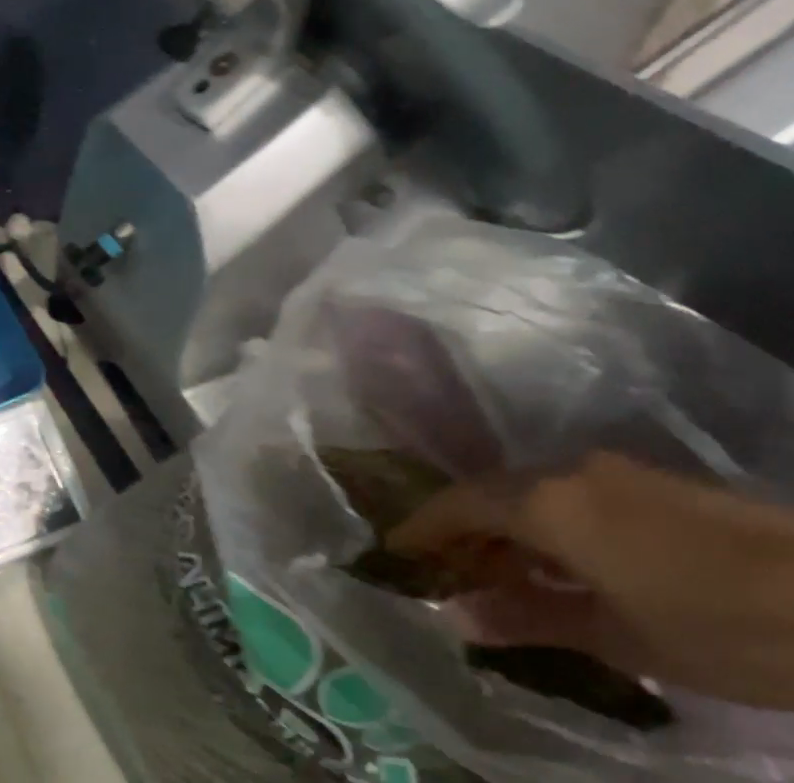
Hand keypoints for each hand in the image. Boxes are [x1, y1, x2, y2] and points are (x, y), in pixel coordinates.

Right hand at [388, 452, 793, 709]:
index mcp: (545, 503)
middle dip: (464, 531)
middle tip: (449, 573)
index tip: (394, 553)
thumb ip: (529, 619)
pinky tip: (562, 564)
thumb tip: (458, 615)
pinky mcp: (654, 484)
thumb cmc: (717, 625)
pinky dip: (548, 525)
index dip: (421, 529)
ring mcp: (615, 473)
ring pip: (533, 493)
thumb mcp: (620, 638)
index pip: (456, 505)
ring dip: (509, 529)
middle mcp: (567, 473)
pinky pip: (572, 495)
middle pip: (491, 493)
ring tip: (504, 575)